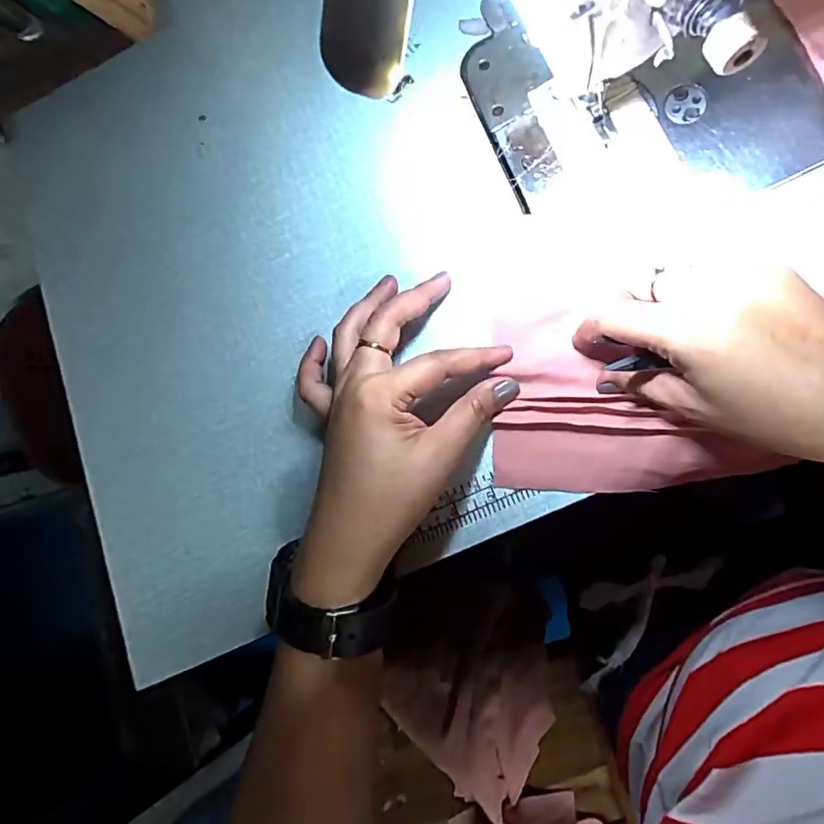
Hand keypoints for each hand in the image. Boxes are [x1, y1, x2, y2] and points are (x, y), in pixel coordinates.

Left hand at [293, 273, 517, 605]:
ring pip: (346, 341)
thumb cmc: (395, 499)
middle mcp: (353, 385)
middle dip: (412, 299)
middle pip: (381, 329)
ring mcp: (336, 400)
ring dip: (367, 310)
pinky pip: (315, 380)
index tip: (508, 355)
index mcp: (380, 391)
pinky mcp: (328, 419)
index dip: (477, 357)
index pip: (438, 363)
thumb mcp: (441, 455)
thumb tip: (506, 382)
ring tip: (387, 285)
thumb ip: (473, 411)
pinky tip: (320, 343)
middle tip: (440, 279)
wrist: (347, 544)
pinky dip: (317, 357)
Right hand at [576, 266, 823, 481]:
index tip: (594, 344)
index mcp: (689, 329)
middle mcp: (709, 285)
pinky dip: (709, 287)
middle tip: (654, 344)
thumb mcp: (705, 411)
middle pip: (648, 282)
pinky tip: (732, 317)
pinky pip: (719, 266)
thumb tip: (614, 373)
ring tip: (697, 330)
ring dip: (675, 295)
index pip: (614, 311)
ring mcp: (742, 265)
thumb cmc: (781, 418)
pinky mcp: (770, 261)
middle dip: (641, 310)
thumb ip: (651, 386)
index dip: (593, 329)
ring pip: (683, 268)